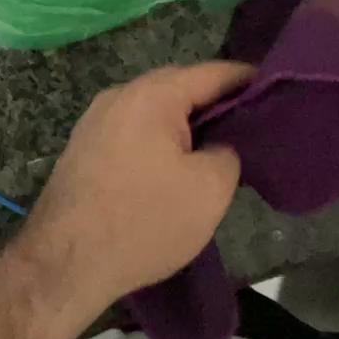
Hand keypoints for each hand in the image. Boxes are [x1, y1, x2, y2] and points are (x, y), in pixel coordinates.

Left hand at [14, 61, 251, 304]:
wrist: (63, 264)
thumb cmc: (143, 221)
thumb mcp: (209, 190)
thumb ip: (228, 153)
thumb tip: (218, 146)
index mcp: (153, 94)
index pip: (212, 73)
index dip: (247, 80)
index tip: (275, 90)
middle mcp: (120, 95)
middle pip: (179, 87)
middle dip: (214, 103)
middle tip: (247, 125)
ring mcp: (96, 120)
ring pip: (154, 111)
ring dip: (184, 125)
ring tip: (214, 149)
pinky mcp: (83, 147)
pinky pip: (133, 131)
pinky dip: (158, 141)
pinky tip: (171, 168)